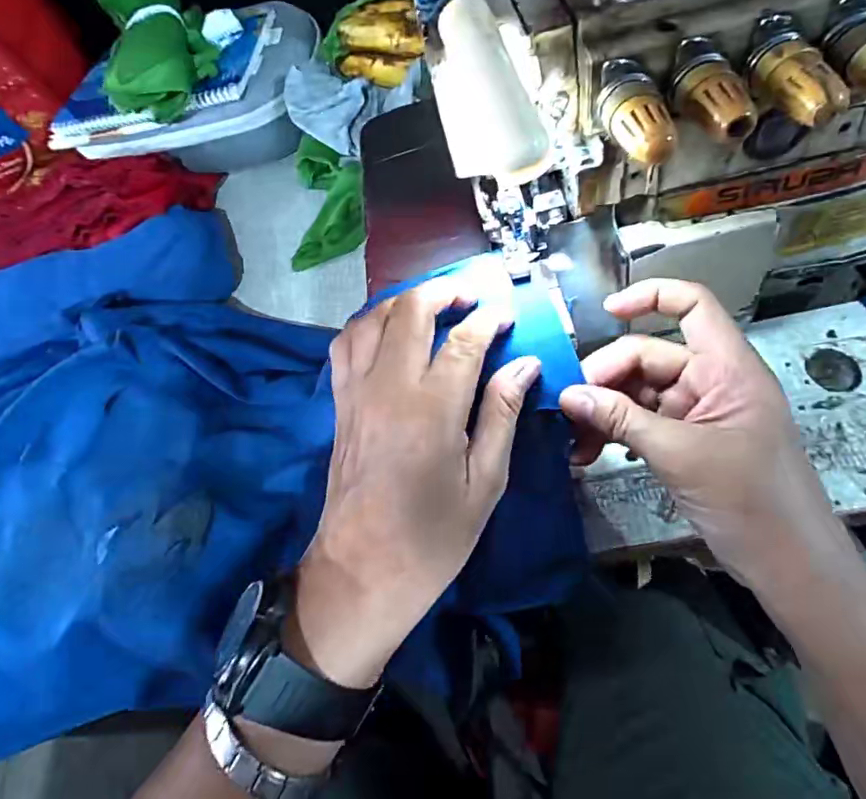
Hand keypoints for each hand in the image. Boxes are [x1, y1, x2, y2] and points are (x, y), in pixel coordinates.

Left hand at [290, 278, 539, 688]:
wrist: (360, 573)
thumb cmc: (433, 538)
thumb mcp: (485, 483)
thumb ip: (501, 415)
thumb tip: (525, 364)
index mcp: (431, 409)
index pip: (462, 340)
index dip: (489, 320)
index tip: (507, 317)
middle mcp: (388, 388)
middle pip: (411, 311)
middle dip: (445, 293)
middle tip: (472, 299)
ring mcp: (357, 392)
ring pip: (373, 318)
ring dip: (405, 301)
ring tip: (435, 306)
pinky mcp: (339, 403)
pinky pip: (346, 344)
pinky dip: (369, 324)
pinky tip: (390, 332)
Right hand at [558, 279, 837, 588]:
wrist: (791, 566)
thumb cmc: (750, 500)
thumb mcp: (680, 454)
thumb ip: (622, 419)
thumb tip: (569, 394)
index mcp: (727, 367)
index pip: (692, 306)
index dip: (651, 296)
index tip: (607, 312)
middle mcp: (714, 381)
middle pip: (651, 355)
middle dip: (607, 377)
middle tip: (570, 408)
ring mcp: (702, 413)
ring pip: (643, 392)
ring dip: (607, 410)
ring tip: (574, 439)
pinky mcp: (692, 442)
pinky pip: (647, 422)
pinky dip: (621, 432)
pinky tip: (593, 452)